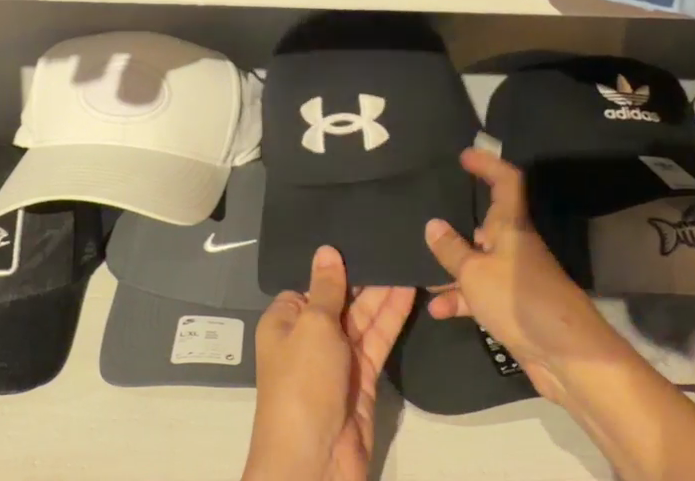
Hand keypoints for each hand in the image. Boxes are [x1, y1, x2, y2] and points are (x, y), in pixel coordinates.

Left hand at [245, 246, 414, 480]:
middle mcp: (310, 337)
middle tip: (393, 241)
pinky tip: (409, 290)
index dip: (334, 265)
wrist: (315, 459)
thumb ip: (327, 288)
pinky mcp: (362, 377)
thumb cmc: (303, 382)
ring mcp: (337, 358)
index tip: (359, 235)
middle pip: (340, 299)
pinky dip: (392, 316)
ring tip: (407, 258)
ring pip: (363, 317)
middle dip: (364, 275)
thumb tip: (326, 251)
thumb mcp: (312, 326)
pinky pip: (377, 338)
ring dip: (383, 292)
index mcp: (285, 322)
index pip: (311, 285)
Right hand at [423, 149, 628, 401]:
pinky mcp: (513, 308)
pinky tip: (437, 310)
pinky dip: (461, 300)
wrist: (566, 355)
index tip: (465, 156)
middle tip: (427, 215)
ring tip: (419, 269)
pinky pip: (481, 294)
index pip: (506, 182)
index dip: (487, 165)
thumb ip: (451, 250)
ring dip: (452, 268)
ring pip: (478, 263)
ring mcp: (515, 279)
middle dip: (459, 222)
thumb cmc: (519, 300)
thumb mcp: (475, 272)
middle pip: (487, 224)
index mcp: (512, 227)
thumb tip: (433, 225)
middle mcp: (515, 247)